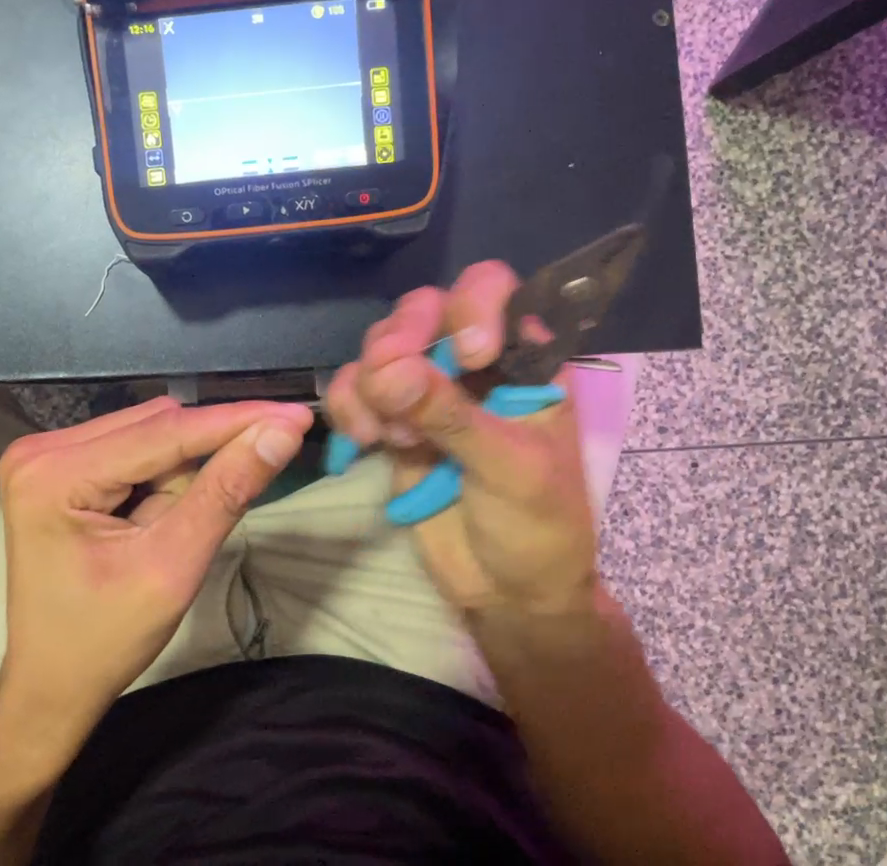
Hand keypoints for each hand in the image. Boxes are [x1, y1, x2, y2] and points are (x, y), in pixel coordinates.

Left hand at [0, 396, 313, 750]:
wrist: (51, 682)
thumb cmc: (105, 640)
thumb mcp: (174, 567)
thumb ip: (226, 492)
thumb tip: (281, 432)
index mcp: (55, 474)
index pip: (164, 432)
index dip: (235, 421)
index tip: (298, 415)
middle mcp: (41, 448)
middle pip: (154, 424)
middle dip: (205, 454)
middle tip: (245, 486)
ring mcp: (44, 454)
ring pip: (146, 432)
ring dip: (182, 468)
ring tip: (176, 525)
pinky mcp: (56, 465)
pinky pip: (129, 447)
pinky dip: (161, 473)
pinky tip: (160, 513)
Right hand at [325, 261, 597, 615]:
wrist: (507, 592)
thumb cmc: (538, 528)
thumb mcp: (511, 470)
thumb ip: (453, 417)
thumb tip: (388, 371)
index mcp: (524, 359)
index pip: (493, 293)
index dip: (473, 308)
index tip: (469, 356)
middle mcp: (471, 363)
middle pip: (422, 310)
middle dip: (400, 342)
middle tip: (391, 387)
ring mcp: (427, 390)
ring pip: (380, 346)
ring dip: (371, 381)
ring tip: (391, 436)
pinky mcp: (391, 421)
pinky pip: (353, 390)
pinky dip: (348, 406)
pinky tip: (364, 442)